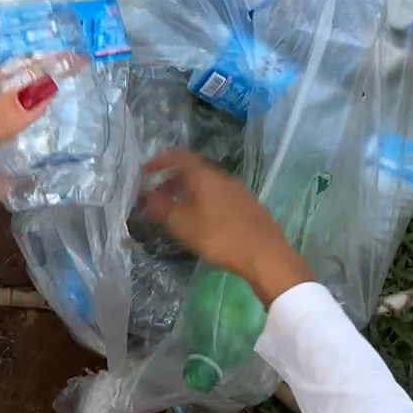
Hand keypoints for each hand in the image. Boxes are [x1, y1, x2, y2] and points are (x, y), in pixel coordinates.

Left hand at [0, 76, 55, 355]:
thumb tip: (41, 90)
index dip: (26, 73)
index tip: (65, 63)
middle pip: (4, 110)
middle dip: (36, 99)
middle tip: (80, 88)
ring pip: (10, 142)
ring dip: (37, 132)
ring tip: (77, 119)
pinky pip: (11, 174)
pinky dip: (31, 170)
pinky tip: (57, 165)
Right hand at [140, 148, 314, 306]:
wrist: (266, 256)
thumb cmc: (219, 237)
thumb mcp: (182, 224)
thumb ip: (160, 208)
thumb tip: (146, 196)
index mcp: (205, 176)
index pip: (179, 156)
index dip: (160, 160)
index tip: (146, 172)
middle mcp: (223, 178)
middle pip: (193, 171)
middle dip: (172, 183)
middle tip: (158, 200)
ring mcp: (240, 192)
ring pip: (207, 186)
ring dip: (188, 195)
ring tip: (178, 215)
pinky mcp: (250, 207)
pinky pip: (220, 197)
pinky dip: (204, 203)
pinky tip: (203, 225)